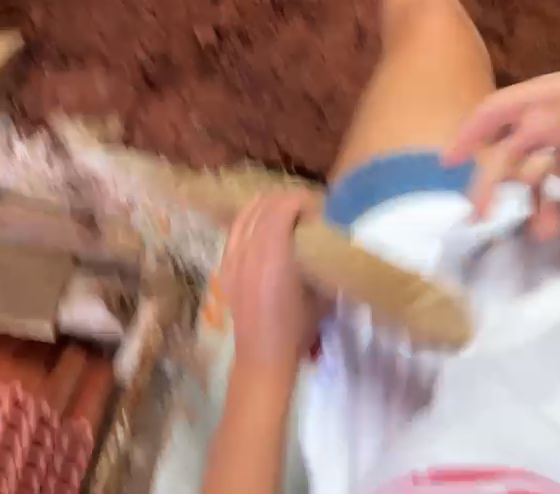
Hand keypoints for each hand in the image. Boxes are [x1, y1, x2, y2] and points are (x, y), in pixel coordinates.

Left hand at [217, 191, 323, 368]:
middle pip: (264, 206)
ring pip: (246, 215)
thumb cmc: (297, 329)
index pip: (284, 207)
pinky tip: (258, 223)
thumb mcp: (320, 295)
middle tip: (305, 211)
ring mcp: (233, 257)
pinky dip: (248, 220)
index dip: (302, 201)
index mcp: (274, 254)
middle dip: (286, 201)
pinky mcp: (225, 267)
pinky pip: (234, 231)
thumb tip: (334, 243)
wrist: (263, 357)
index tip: (318, 210)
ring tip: (284, 212)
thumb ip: (323, 263)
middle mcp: (249, 250)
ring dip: (266, 207)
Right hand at [441, 61, 559, 239]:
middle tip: (485, 216)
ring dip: (538, 203)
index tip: (450, 162)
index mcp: (544, 95)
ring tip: (549, 229)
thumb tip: (520, 135)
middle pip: (511, 151)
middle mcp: (549, 117)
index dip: (470, 134)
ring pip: (539, 176)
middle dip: (497, 184)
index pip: (495, 112)